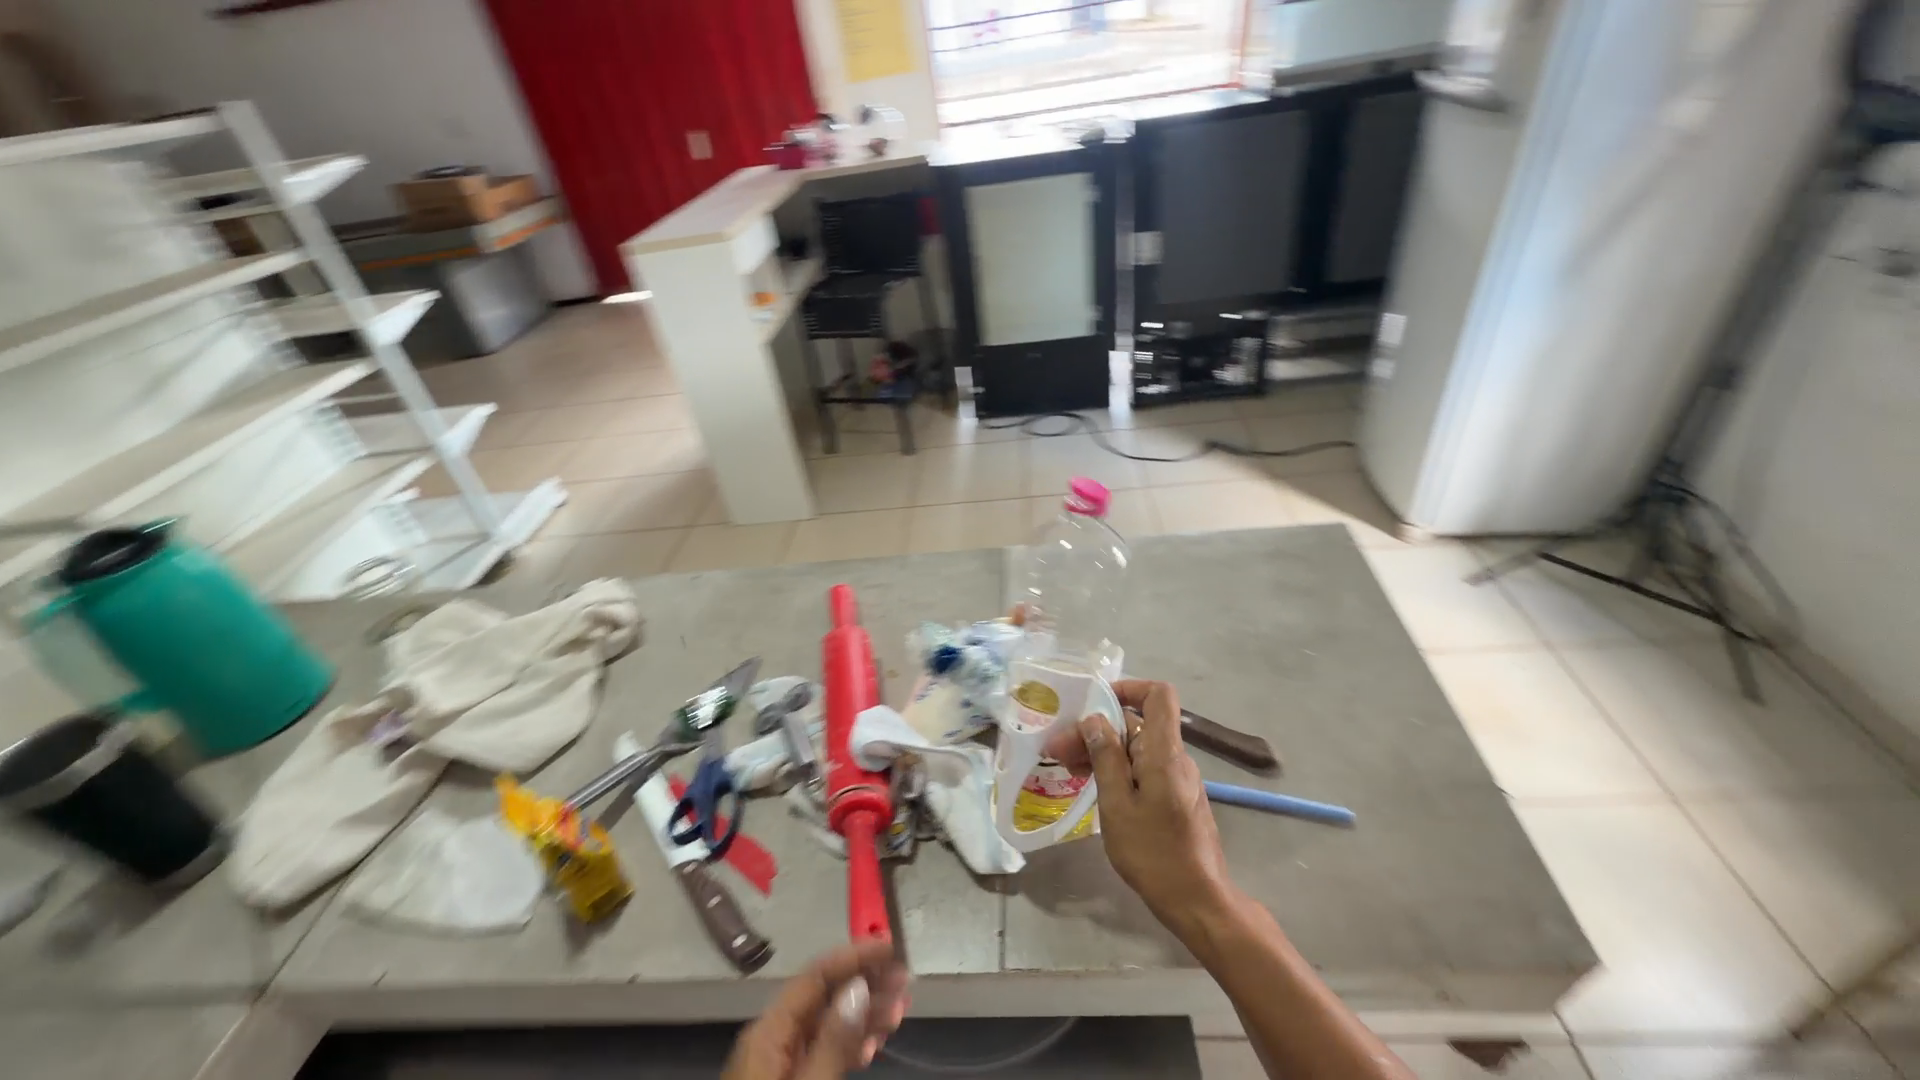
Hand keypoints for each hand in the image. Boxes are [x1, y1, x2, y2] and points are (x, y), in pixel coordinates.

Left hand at [723, 940, 911, 1079]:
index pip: (815, 977)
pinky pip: (821, 1053)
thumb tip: (858, 987)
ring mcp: (778, 1067)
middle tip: (907, 984)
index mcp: (767, 1034)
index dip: (855, 958)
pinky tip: (873, 1047)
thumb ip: (833, 1041)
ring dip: (863, 1016)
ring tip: (900, 1012)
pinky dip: (849, 1046)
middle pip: (822, 998)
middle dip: (865, 986)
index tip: (893, 951)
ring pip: (825, 1026)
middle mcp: (771, 1041)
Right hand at [1041, 679, 1232, 929]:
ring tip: (1067, 767)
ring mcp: (1178, 779)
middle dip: (1097, 729)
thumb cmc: (1153, 853)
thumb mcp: (1118, 806)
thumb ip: (1106, 759)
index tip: (1094, 704)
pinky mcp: (1176, 798)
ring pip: (1138, 749)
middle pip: (1138, 724)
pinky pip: (1145, 769)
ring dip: (1103, 751)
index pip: (1159, 696)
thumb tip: (1095, 720)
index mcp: (1165, 754)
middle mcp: (1177, 759)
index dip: (1129, 688)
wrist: (1197, 900)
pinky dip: (1118, 770)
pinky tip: (1093, 786)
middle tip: (1058, 750)